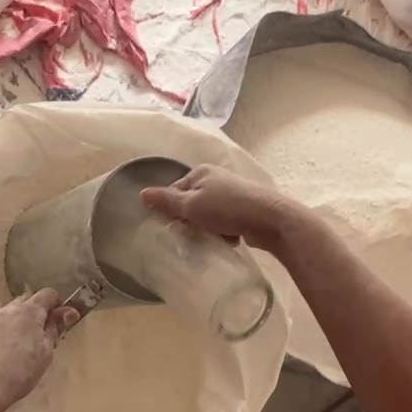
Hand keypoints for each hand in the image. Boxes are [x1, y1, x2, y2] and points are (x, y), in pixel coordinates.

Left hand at [0, 289, 81, 411]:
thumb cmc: (21, 371)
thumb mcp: (45, 352)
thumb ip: (54, 329)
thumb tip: (66, 312)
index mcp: (29, 312)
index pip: (48, 294)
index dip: (56, 304)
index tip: (60, 319)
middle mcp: (6, 310)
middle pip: (24, 302)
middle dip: (33, 312)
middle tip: (38, 334)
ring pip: (4, 315)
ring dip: (12, 324)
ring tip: (14, 348)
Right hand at [139, 165, 304, 250]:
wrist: (270, 219)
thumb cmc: (226, 209)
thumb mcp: (191, 205)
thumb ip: (167, 201)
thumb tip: (142, 193)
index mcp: (201, 172)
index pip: (174, 190)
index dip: (171, 209)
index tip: (174, 224)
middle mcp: (216, 178)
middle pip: (191, 203)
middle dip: (191, 220)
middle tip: (193, 232)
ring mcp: (232, 193)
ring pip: (208, 214)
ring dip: (207, 228)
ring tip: (212, 237)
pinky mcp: (244, 209)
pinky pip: (224, 222)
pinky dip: (223, 231)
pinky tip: (228, 239)